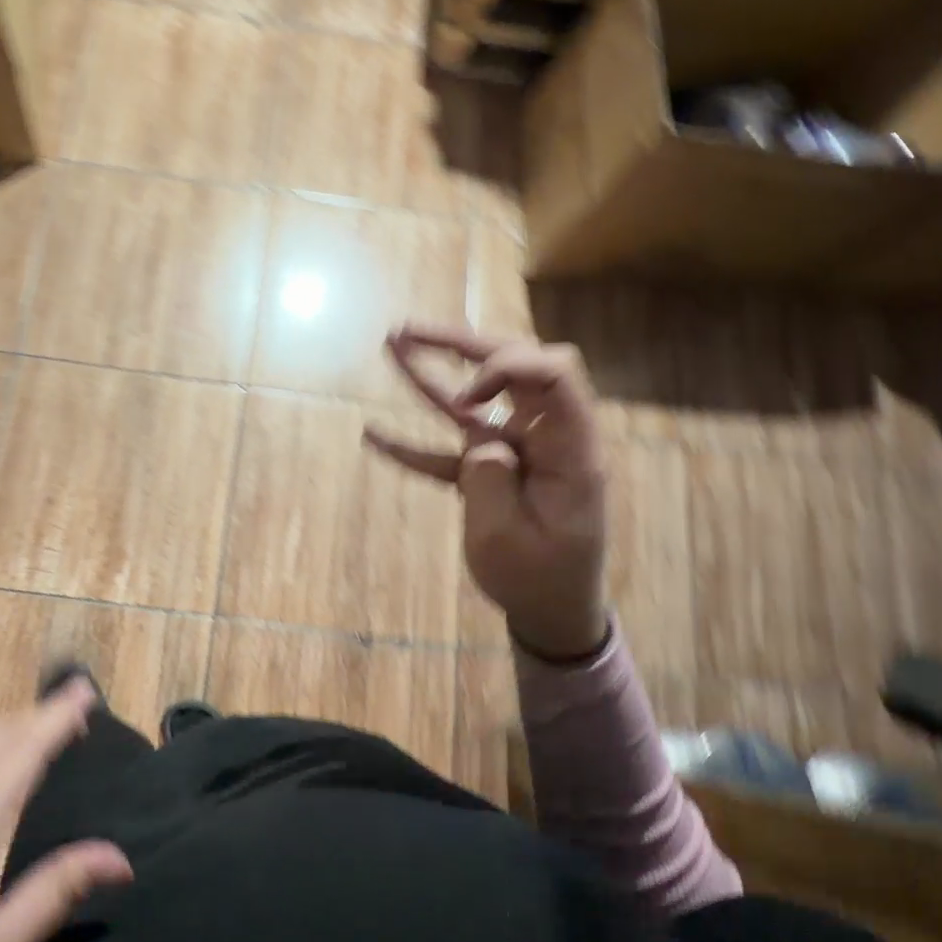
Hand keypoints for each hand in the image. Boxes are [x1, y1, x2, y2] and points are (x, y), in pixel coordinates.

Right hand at [363, 324, 608, 661]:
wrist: (552, 611)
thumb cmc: (539, 580)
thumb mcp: (508, 540)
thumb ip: (489, 483)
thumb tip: (480, 440)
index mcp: (569, 448)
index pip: (553, 373)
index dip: (507, 365)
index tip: (468, 398)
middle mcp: (544, 437)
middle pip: (514, 367)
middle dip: (462, 344)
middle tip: (407, 331)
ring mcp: (516, 451)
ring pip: (477, 399)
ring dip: (435, 373)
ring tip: (392, 344)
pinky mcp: (491, 470)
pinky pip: (450, 448)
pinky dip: (415, 443)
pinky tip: (372, 435)